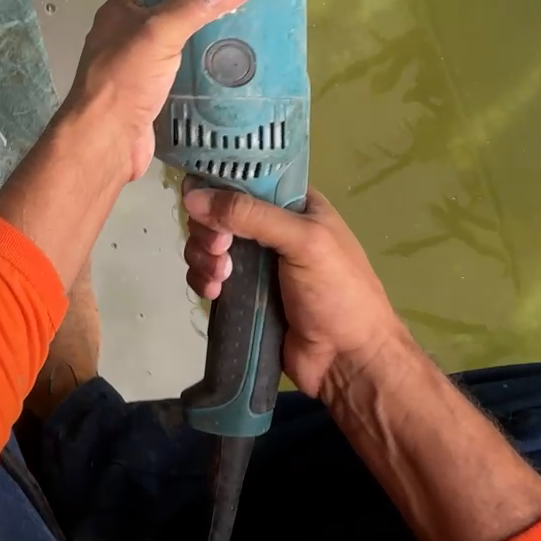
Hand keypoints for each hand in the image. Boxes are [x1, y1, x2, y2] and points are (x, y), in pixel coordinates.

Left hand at [63, 0, 268, 181]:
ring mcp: (144, 66)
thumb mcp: (161, 30)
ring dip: (218, 40)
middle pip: (180, 12)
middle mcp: (131, 34)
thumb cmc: (123, 81)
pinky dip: (213, 71)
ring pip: (188, 45)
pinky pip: (191, 74)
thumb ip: (202, 1)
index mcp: (122, 9)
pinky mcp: (158, 94)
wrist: (106, 143)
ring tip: (265, 29)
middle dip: (215, 7)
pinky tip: (244, 68)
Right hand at [182, 186, 408, 398]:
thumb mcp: (303, 241)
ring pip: (207, 241)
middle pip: (216, 210)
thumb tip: (190, 197)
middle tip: (220, 250)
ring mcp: (254, 259)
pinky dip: (202, 278)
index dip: (216, 186)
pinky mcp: (242, 290)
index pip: (242, 177)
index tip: (203, 203)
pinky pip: (207, 272)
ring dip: (202, 255)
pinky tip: (213, 293)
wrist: (350, 363)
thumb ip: (249, 214)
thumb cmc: (340, 293)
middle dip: (208, 229)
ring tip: (220, 278)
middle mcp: (270, 226)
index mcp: (292, 204)